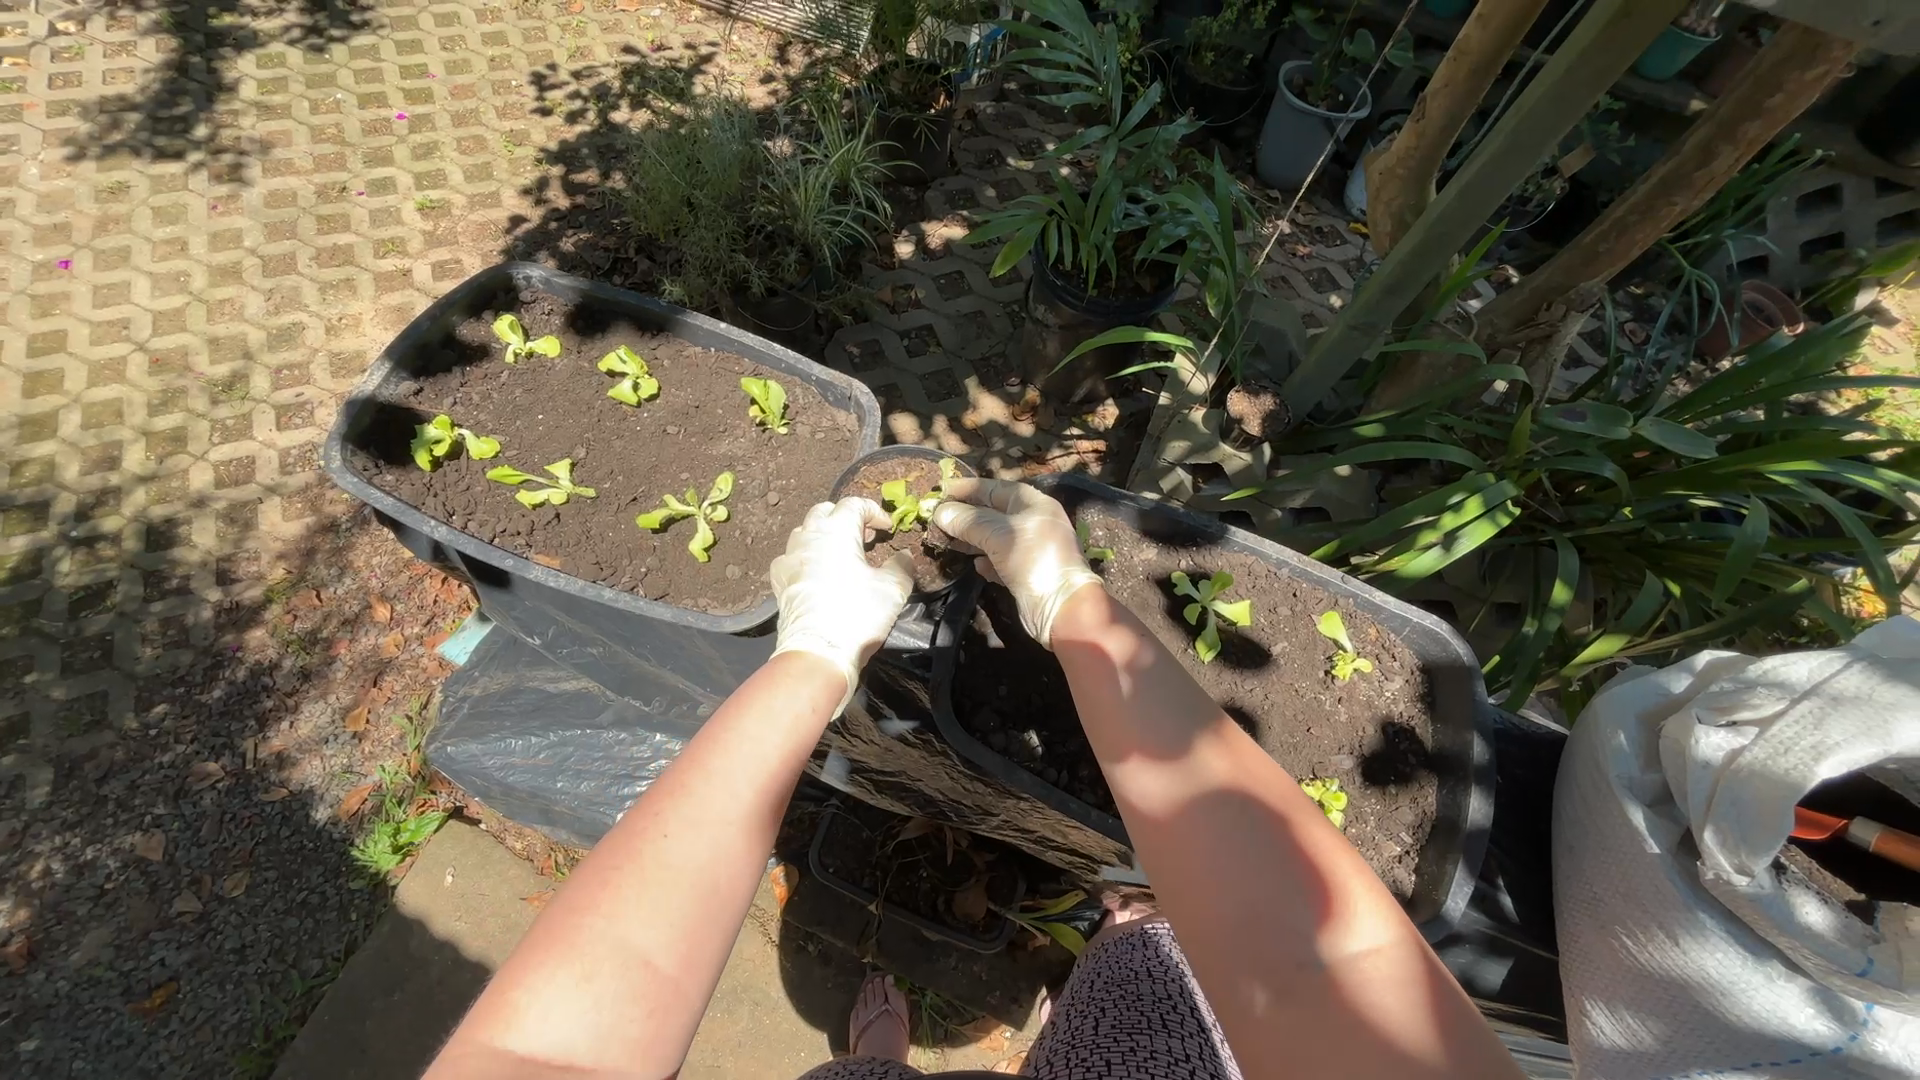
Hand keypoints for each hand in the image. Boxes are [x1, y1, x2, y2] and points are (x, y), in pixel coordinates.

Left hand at [769, 498, 912, 715]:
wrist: (819, 651)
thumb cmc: (858, 614)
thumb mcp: (893, 588)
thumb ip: (901, 565)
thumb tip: (903, 555)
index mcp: (836, 531)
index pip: (854, 504)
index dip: (874, 511)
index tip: (887, 527)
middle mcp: (808, 537)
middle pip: (825, 511)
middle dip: (846, 517)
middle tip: (865, 535)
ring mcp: (789, 558)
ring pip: (805, 531)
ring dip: (825, 534)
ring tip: (842, 552)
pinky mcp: (780, 580)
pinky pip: (793, 556)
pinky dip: (808, 556)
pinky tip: (818, 571)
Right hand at [931, 478, 1100, 649]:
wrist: (1061, 607)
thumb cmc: (1033, 559)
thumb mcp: (999, 534)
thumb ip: (968, 521)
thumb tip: (940, 512)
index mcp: (1032, 503)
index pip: (993, 488)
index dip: (966, 489)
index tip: (940, 490)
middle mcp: (1032, 522)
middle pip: (992, 512)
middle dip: (964, 514)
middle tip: (936, 518)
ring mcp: (1030, 549)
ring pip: (993, 537)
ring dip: (971, 538)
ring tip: (946, 540)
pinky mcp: (1025, 573)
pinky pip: (1000, 561)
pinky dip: (986, 561)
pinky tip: (974, 565)